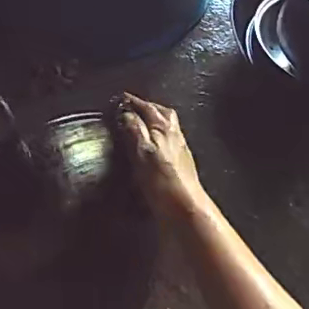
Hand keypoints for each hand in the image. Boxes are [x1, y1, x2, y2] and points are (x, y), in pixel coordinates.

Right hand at [118, 93, 204, 216]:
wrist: (186, 209)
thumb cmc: (163, 181)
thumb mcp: (141, 151)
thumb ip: (133, 129)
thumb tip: (126, 112)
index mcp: (163, 127)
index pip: (147, 107)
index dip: (133, 101)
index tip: (122, 99)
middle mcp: (174, 135)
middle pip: (162, 113)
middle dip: (148, 107)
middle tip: (135, 107)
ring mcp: (180, 150)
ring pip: (168, 127)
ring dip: (155, 122)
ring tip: (143, 125)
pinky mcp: (182, 166)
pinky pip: (171, 142)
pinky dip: (160, 139)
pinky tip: (154, 149)